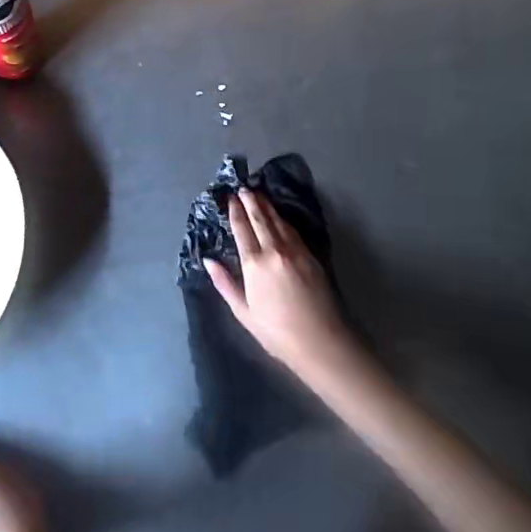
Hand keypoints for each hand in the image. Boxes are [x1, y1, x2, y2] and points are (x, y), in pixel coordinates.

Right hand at [206, 187, 365, 385]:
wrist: (322, 343)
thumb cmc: (277, 332)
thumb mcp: (243, 312)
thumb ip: (225, 283)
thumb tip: (208, 260)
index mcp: (254, 264)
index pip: (242, 229)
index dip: (236, 212)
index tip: (231, 198)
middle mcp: (275, 251)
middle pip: (261, 219)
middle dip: (251, 202)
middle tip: (244, 188)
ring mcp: (296, 252)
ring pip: (279, 222)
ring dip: (268, 206)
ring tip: (260, 195)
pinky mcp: (312, 257)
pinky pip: (293, 231)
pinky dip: (283, 220)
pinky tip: (280, 217)